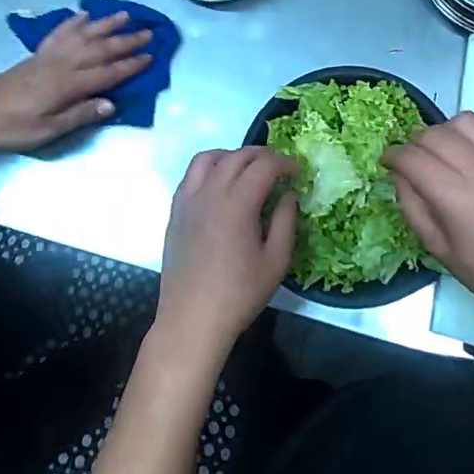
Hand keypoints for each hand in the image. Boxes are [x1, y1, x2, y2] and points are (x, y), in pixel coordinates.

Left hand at [0, 12, 151, 149]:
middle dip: (126, 40)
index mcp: (68, 85)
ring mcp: (50, 56)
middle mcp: (63, 64)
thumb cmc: (11, 126)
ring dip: (106, 24)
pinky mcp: (38, 54)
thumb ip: (79, 115)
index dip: (130, 65)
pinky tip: (83, 15)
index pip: (107, 73)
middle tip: (149, 32)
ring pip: (84, 35)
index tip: (151, 56)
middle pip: (100, 49)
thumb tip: (111, 104)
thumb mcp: (46, 130)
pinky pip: (60, 32)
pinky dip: (73, 22)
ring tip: (125, 14)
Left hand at [155, 147, 297, 360]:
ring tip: (247, 168)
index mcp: (237, 204)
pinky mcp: (175, 210)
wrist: (192, 319)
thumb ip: (285, 222)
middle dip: (262, 155)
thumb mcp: (275, 261)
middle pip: (237, 156)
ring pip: (208, 158)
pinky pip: (191, 175)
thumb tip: (289, 195)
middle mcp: (210, 192)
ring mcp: (188, 199)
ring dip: (231, 155)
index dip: (285, 162)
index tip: (298, 170)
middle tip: (279, 166)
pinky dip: (209, 168)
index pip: (264, 166)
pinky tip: (220, 184)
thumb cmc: (238, 294)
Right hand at [383, 112, 473, 322]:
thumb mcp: (438, 249)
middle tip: (410, 163)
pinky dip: (463, 131)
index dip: (392, 157)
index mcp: (456, 198)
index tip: (386, 163)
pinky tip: (462, 150)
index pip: (412, 159)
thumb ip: (412, 207)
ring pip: (456, 123)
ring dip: (438, 133)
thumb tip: (399, 176)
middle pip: (431, 136)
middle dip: (411, 145)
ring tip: (437, 153)